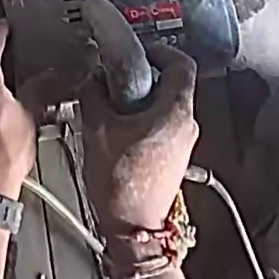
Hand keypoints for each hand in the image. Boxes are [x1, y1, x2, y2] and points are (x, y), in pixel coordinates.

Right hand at [79, 43, 197, 233]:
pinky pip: (161, 125)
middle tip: (115, 77)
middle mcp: (187, 126)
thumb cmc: (121, 184)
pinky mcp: (173, 158)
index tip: (137, 50)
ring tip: (110, 104)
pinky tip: (115, 128)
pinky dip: (141, 118)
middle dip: (142, 76)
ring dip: (139, 99)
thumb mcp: (97, 130)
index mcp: (176, 113)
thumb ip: (93, 95)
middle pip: (171, 84)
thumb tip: (91, 79)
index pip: (181, 64)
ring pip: (164, 105)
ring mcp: (182, 143)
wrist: (133, 228)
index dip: (158, 50)